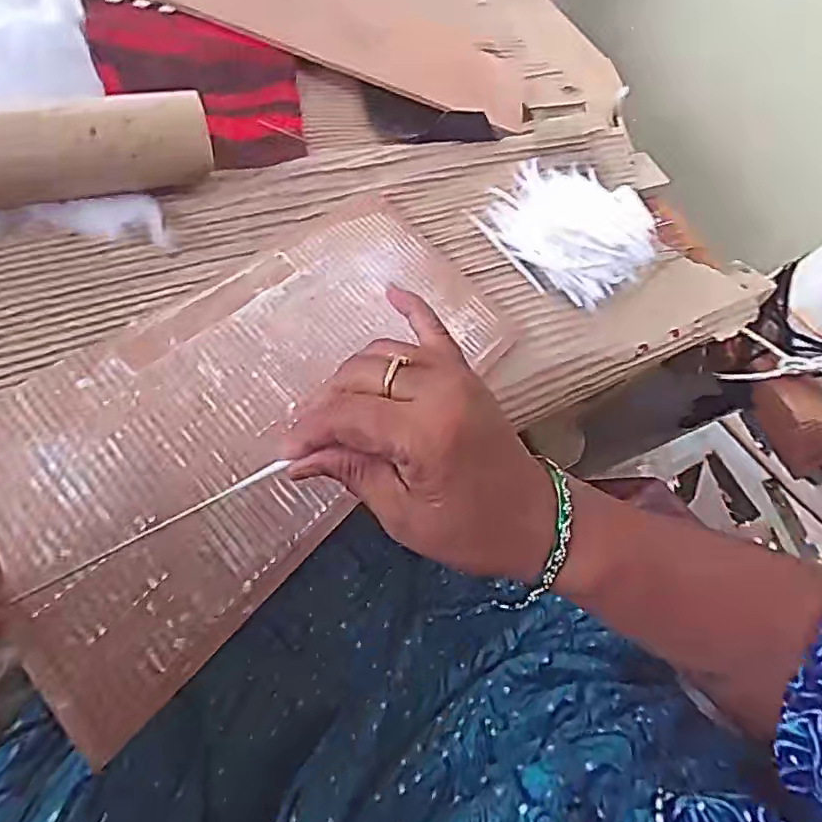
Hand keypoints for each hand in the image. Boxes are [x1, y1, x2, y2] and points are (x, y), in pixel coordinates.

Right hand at [283, 286, 559, 582]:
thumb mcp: (402, 514)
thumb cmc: (471, 530)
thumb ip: (351, 472)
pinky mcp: (464, 371)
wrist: (535, 519)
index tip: (286, 451)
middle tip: (303, 434)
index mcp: (426, 431)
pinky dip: (411, 309)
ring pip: (381, 354)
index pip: (348, 414)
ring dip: (347, 376)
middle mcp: (440, 389)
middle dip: (323, 404)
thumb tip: (300, 458)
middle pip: (359, 377)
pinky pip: (432, 329)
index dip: (310, 430)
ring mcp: (454, 374)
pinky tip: (390, 292)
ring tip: (327, 405)